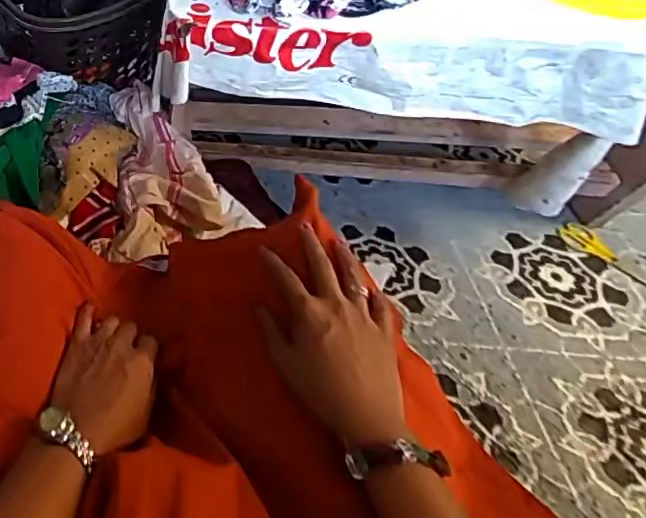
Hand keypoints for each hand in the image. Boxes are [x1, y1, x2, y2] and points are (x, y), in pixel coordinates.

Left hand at [49, 304, 157, 454]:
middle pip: (131, 327)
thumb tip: (154, 373)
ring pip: (112, 320)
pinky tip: (91, 312)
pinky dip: (88, 312)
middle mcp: (123, 344)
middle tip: (126, 349)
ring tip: (109, 338)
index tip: (144, 357)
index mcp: (142, 361)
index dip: (148, 350)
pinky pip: (84, 316)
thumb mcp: (144, 417)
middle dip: (130, 337)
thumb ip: (151, 389)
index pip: (151, 342)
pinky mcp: (78, 341)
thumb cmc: (114, 429)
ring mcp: (99, 339)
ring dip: (113, 329)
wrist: (76, 431)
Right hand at [258, 224, 407, 445]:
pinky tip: (372, 287)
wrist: (369, 418)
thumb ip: (273, 333)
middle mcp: (336, 304)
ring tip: (339, 242)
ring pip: (353, 277)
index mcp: (310, 312)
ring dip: (344, 257)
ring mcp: (363, 314)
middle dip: (312, 244)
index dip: (274, 262)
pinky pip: (380, 304)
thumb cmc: (321, 393)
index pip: (287, 278)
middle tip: (306, 227)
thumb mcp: (287, 365)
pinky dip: (375, 293)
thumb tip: (262, 308)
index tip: (265, 249)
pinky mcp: (384, 329)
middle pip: (322, 266)